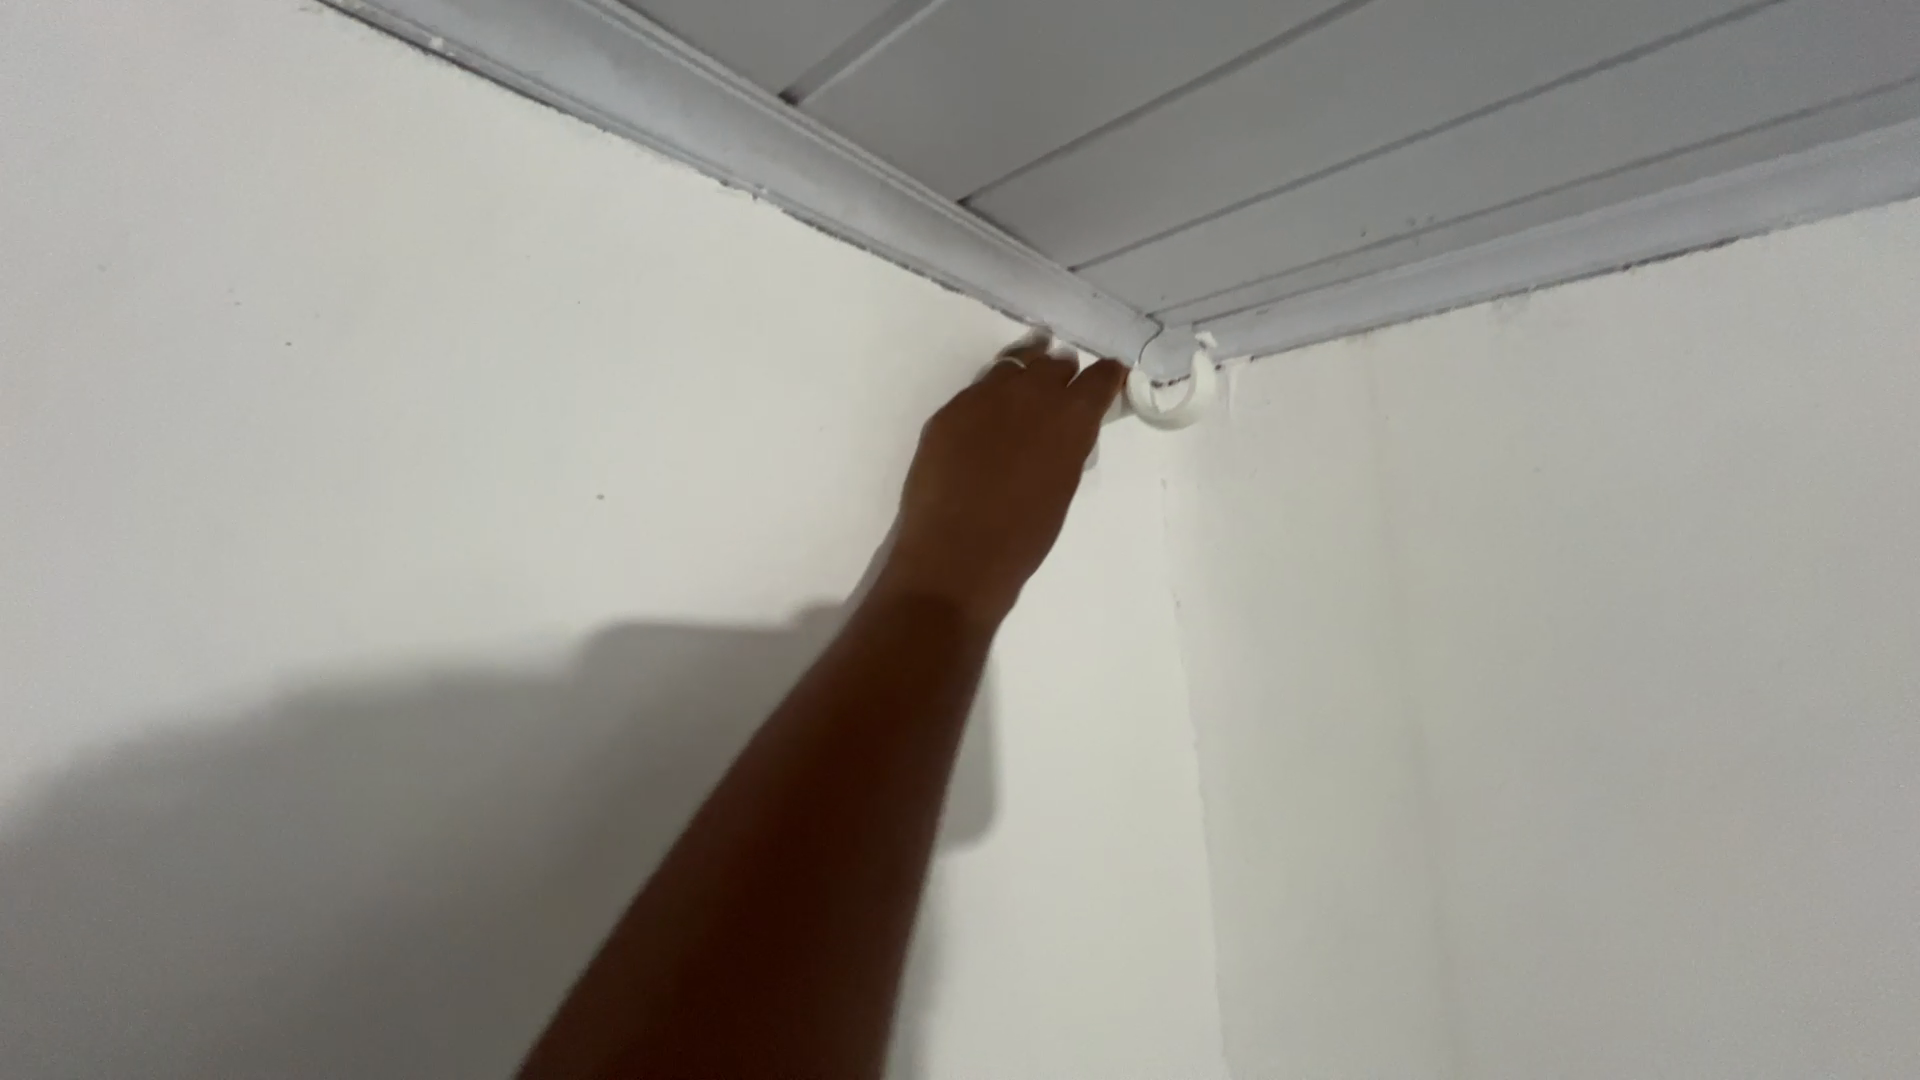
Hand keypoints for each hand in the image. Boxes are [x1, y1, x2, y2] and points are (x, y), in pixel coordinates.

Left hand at [875, 340, 1128, 626]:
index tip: (1107, 380)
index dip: (1105, 377)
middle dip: (1061, 375)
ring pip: (1011, 369)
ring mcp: (981, 399)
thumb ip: (1067, 449)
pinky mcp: (946, 413)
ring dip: (1023, 378)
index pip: (1098, 378)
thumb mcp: (1062, 489)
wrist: (955, 556)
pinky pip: (975, 393)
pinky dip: (987, 401)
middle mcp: (1028, 395)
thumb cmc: (1022, 539)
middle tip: (1061, 391)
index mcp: (1069, 418)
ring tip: (1022, 398)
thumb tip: (1063, 434)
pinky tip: (983, 425)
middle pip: (1051, 365)